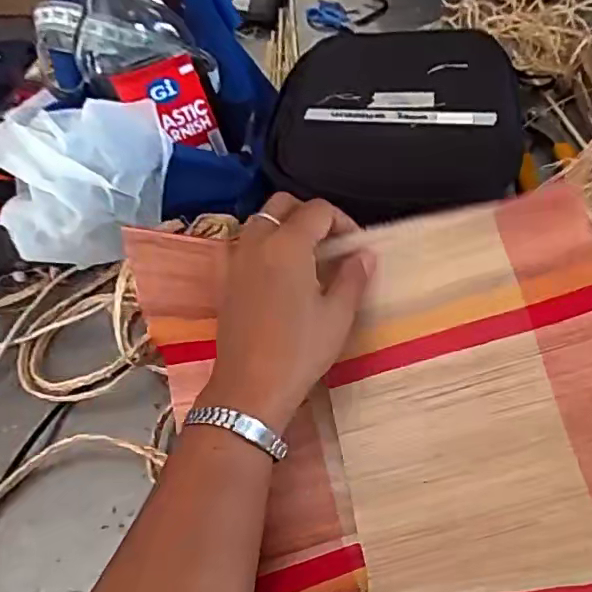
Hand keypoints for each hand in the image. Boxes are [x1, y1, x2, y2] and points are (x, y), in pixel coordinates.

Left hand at [200, 194, 373, 427]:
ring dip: (287, 227)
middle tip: (333, 242)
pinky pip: (248, 244)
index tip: (357, 245)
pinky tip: (285, 276)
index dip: (343, 221)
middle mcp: (257, 242)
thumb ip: (353, 277)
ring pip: (262, 221)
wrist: (251, 386)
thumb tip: (364, 254)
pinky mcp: (226, 280)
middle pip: (283, 204)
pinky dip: (268, 245)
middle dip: (311, 215)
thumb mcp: (338, 316)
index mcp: (288, 246)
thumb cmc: (300, 351)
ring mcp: (236, 260)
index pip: (318, 211)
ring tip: (310, 257)